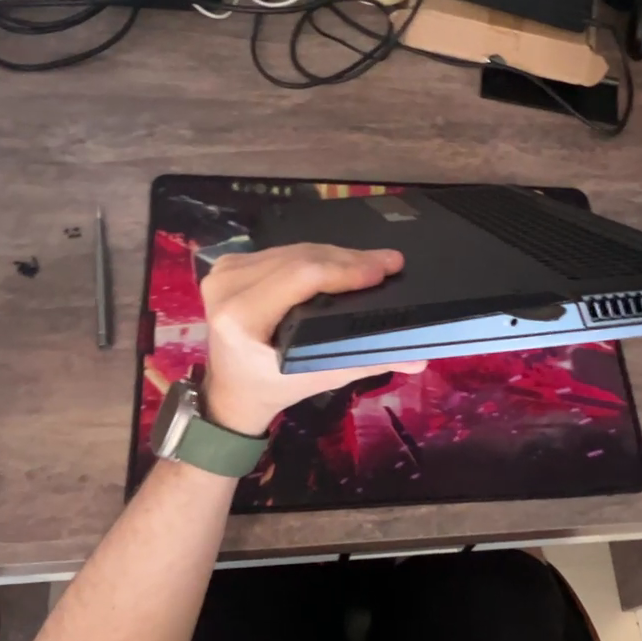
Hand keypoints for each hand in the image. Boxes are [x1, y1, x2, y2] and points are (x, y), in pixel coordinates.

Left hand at [198, 243, 427, 435]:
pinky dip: (315, 256)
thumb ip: (367, 362)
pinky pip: (281, 251)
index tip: (382, 270)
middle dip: (348, 259)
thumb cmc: (273, 387)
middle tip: (389, 263)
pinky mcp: (229, 265)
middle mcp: (227, 288)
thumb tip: (417, 357)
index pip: (300, 277)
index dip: (344, 269)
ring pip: (292, 250)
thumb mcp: (318, 378)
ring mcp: (224, 273)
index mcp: (240, 318)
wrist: (232, 390)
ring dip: (335, 255)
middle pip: (299, 258)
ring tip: (372, 262)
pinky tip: (342, 261)